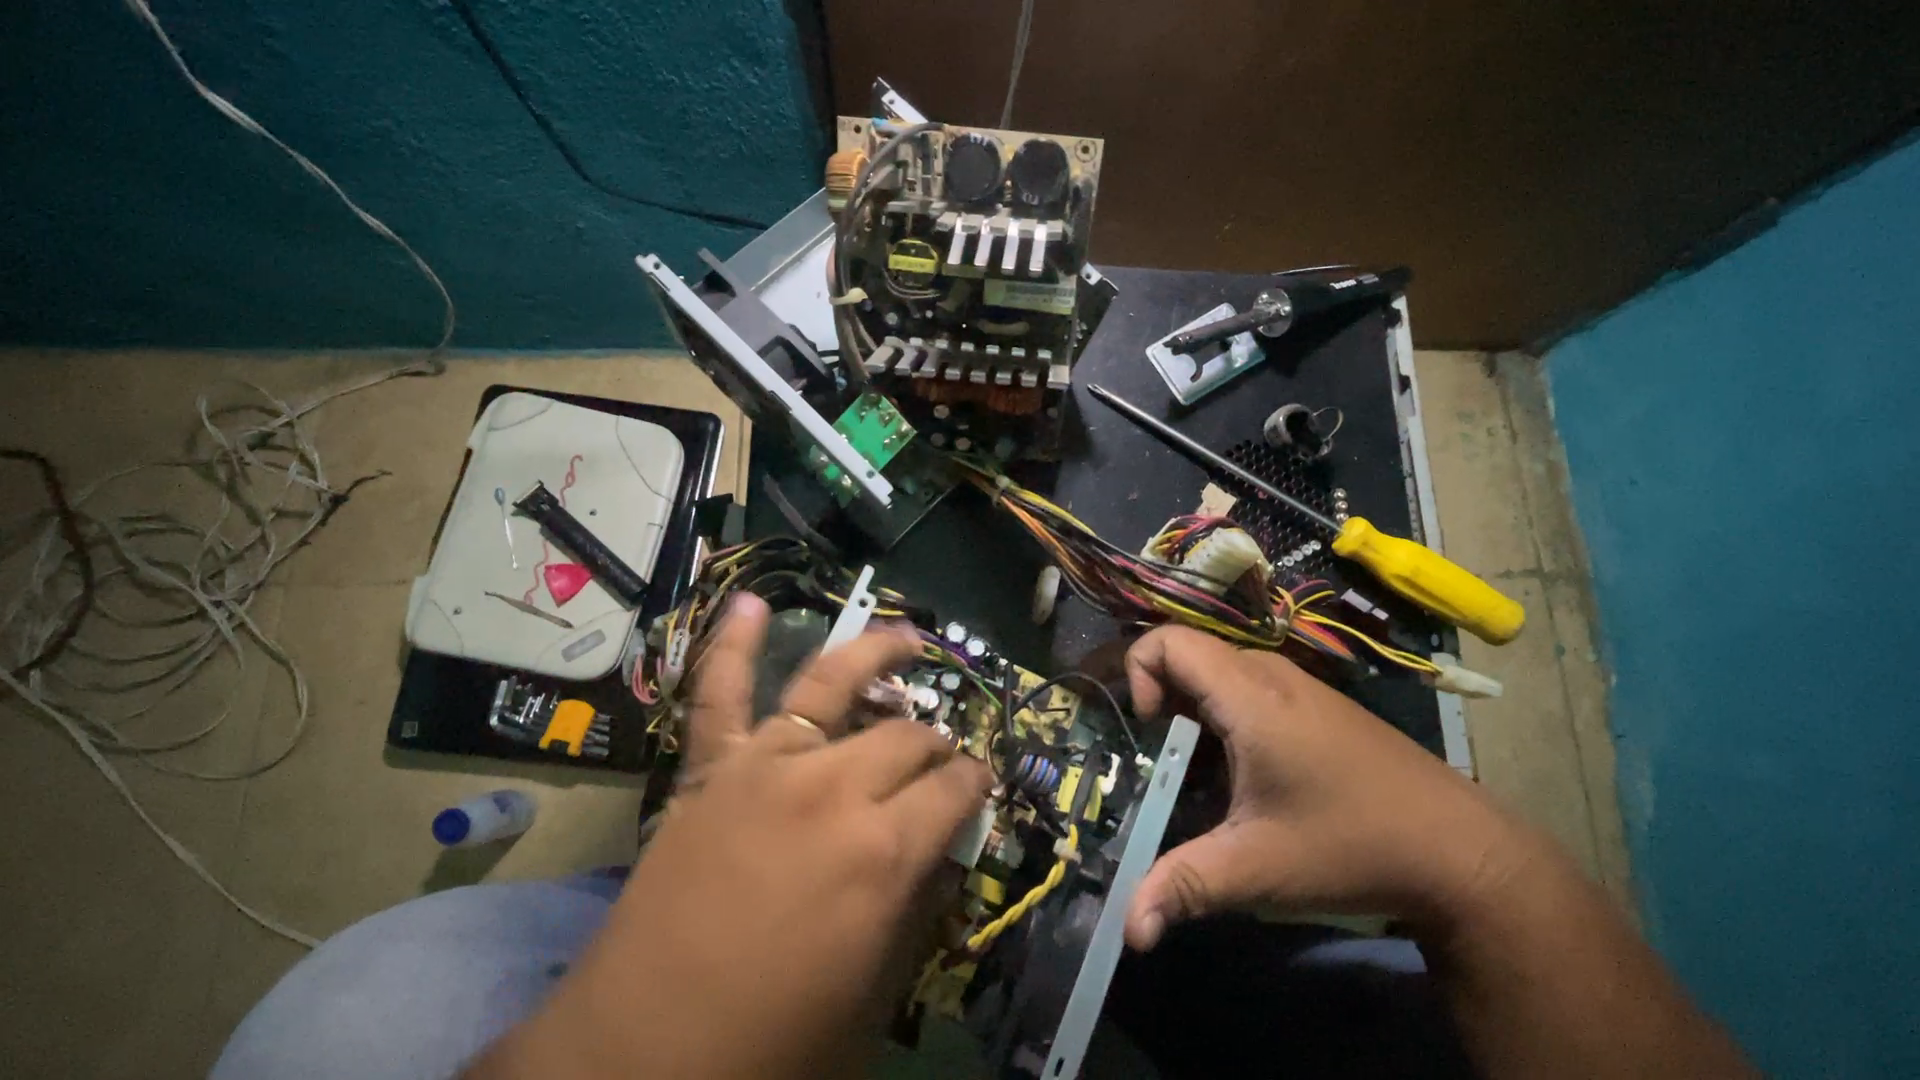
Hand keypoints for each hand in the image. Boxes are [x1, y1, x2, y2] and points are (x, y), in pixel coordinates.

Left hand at [487, 595, 989, 1079]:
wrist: (641, 1053)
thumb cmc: (772, 1037)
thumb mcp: (875, 993)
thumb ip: (916, 910)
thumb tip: (940, 855)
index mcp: (884, 849)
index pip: (954, 789)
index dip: (976, 785)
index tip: (981, 787)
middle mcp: (833, 788)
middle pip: (905, 736)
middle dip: (936, 743)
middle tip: (943, 756)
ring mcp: (766, 765)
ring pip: (832, 685)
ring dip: (877, 654)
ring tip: (909, 638)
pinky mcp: (710, 769)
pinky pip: (719, 692)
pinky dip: (732, 644)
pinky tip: (751, 603)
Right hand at [1122, 626, 1526, 950]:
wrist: (1463, 852)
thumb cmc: (1351, 845)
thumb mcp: (1256, 870)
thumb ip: (1183, 888)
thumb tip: (1129, 932)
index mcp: (1250, 697)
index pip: (1169, 641)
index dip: (1139, 671)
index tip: (1149, 730)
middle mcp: (1274, 677)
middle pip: (1192, 656)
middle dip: (1162, 699)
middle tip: (1164, 759)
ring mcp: (1304, 689)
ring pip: (1223, 673)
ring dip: (1196, 712)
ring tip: (1202, 773)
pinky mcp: (1324, 709)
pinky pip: (1254, 690)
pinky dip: (1230, 719)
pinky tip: (1251, 778)